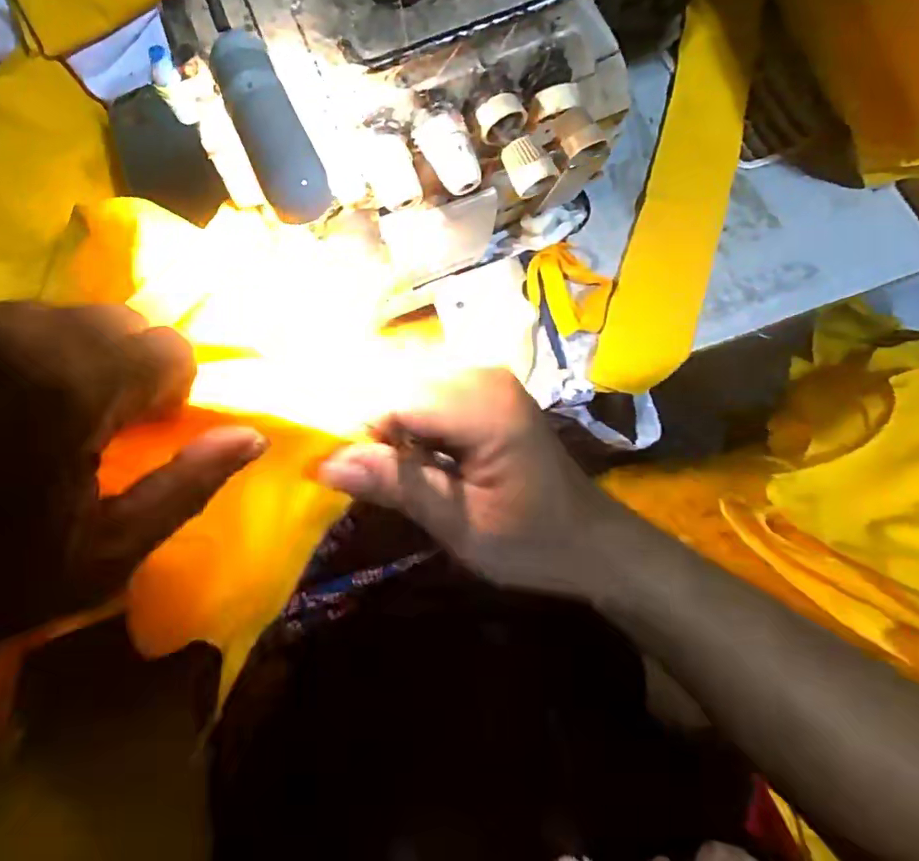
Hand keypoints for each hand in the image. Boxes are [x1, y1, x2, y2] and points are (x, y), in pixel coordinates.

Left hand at [0, 300, 265, 677]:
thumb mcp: (95, 560)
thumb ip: (186, 488)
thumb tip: (250, 437)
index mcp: (69, 376)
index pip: (166, 346)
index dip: (163, 396)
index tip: (129, 439)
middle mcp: (8, 320)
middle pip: (107, 323)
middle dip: (112, 372)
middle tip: (70, 436)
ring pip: (37, 318)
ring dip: (46, 361)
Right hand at [316, 368, 623, 597]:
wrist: (593, 542)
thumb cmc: (534, 542)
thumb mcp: (461, 525)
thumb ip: (397, 485)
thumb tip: (325, 463)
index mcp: (485, 406)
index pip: (394, 404)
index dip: (362, 440)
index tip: (348, 480)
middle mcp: (482, 375)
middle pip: (398, 391)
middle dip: (377, 435)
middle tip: (378, 484)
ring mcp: (484, 377)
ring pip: (406, 392)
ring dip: (392, 432)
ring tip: (405, 476)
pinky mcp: (482, 388)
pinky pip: (425, 396)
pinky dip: (411, 427)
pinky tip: (422, 460)